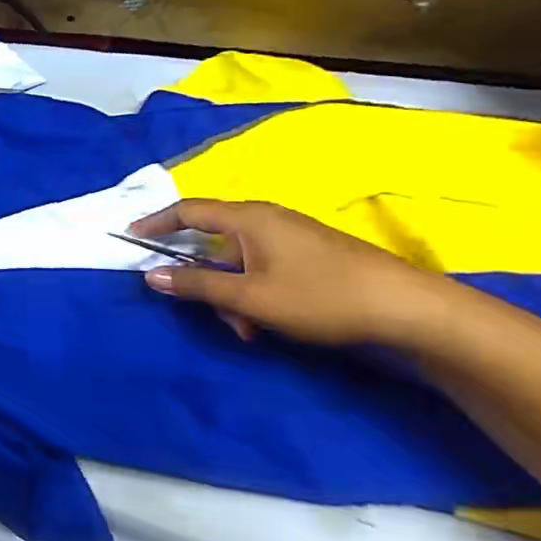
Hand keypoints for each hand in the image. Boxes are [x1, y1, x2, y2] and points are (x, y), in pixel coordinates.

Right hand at [131, 199, 458, 346]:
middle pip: (215, 243)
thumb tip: (151, 275)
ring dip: (235, 295)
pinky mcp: (310, 252)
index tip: (130, 237)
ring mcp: (291, 234)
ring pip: (241, 261)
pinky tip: (274, 322)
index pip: (187, 211)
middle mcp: (266, 218)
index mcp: (247, 218)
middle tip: (221, 317)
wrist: (410, 309)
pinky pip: (264, 266)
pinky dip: (256, 292)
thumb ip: (197, 285)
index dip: (155, 223)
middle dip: (208, 281)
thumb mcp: (250, 298)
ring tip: (254, 330)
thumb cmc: (320, 296)